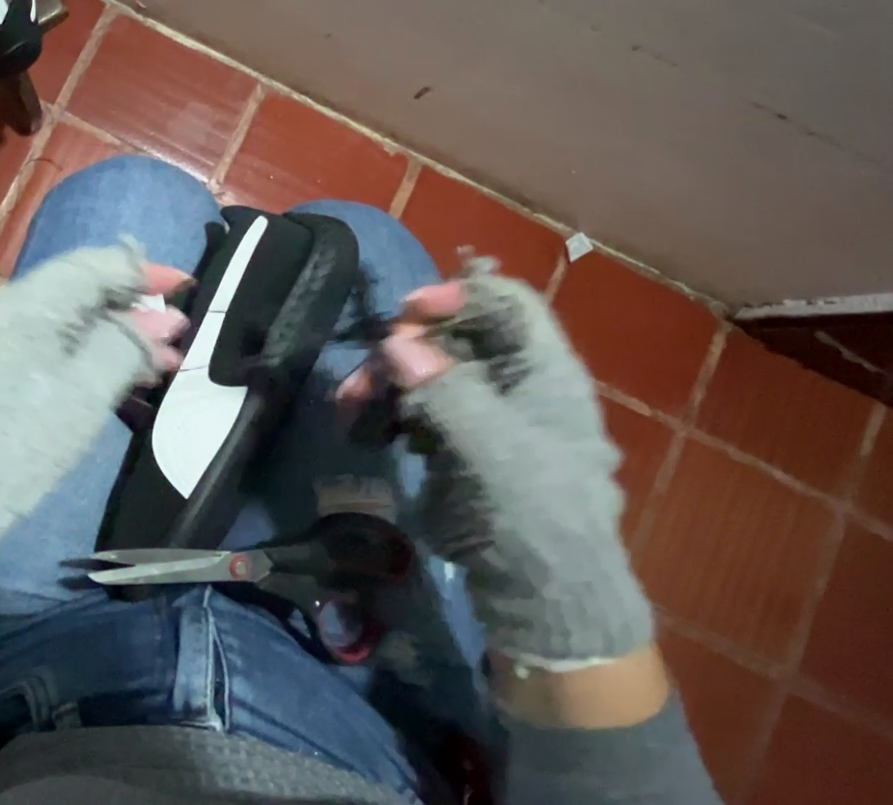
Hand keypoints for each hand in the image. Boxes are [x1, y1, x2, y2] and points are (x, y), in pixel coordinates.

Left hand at [0, 244, 188, 593]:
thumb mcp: (88, 391)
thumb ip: (128, 344)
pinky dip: (86, 353)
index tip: (182, 287)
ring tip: (161, 364)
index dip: (140, 273)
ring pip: (67, 320)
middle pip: (78, 291)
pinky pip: (50, 343)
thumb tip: (162, 321)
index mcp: (22, 303)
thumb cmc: (25, 442)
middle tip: (176, 339)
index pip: (90, 266)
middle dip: (131, 312)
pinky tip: (122, 374)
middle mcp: (3, 306)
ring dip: (114, 337)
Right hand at [338, 273, 652, 666]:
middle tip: (367, 371)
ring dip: (385, 380)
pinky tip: (363, 428)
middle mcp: (514, 385)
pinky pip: (417, 409)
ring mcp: (484, 415)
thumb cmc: (536, 514)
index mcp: (544, 373)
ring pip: (427, 372)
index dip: (458, 295)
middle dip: (404, 348)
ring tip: (348, 404)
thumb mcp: (495, 449)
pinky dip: (387, 411)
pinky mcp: (458, 445)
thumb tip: (396, 343)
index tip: (407, 312)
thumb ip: (447, 391)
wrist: (542, 597)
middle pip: (455, 337)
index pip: (504, 305)